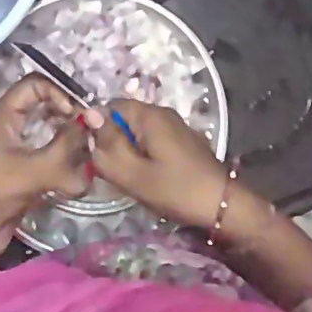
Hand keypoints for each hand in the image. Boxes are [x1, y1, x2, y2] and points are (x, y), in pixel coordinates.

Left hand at [0, 77, 91, 256]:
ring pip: (53, 133)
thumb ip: (66, 146)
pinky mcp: (26, 170)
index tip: (75, 113)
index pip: (36, 85)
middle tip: (91, 131)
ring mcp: (20, 148)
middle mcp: (13, 126)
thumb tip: (93, 123)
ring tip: (91, 152)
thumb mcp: (33, 168)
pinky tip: (82, 175)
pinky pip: (52, 157)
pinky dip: (67, 162)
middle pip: (48, 108)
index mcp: (5, 114)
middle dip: (71, 118)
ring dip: (72, 142)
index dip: (58, 93)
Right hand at [86, 99, 229, 227]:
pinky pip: (152, 141)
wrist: (222, 204)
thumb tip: (89, 115)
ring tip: (129, 177)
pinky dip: (143, 155)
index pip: (110, 107)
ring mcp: (174, 126)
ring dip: (128, 152)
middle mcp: (163, 113)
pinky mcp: (181, 141)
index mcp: (150, 115)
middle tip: (113, 171)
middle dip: (113, 143)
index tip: (95, 155)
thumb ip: (108, 146)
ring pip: (137, 132)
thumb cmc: (176, 189)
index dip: (97, 129)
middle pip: (124, 119)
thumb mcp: (133, 173)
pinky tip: (147, 177)